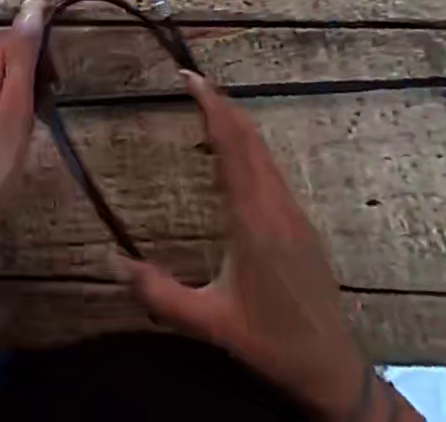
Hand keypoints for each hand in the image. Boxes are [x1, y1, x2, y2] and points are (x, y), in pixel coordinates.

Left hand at [0, 0, 43, 254]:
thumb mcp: (17, 103)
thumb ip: (25, 52)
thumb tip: (34, 3)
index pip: (22, 37)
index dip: (43, 60)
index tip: (52, 89)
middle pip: (11, 52)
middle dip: (31, 75)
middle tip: (38, 112)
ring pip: (1, 70)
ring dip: (19, 90)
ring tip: (23, 125)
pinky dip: (3, 101)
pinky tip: (5, 129)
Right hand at [115, 71, 396, 421]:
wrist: (334, 366)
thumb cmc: (271, 342)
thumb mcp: (210, 323)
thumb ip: (160, 295)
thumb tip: (112, 262)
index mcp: (253, 219)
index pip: (232, 146)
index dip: (212, 107)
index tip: (190, 78)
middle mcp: (276, 204)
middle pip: (250, 137)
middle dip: (221, 103)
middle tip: (192, 80)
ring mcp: (293, 209)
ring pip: (264, 149)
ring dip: (237, 121)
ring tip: (208, 104)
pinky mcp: (300, 219)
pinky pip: (271, 166)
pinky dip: (249, 143)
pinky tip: (235, 150)